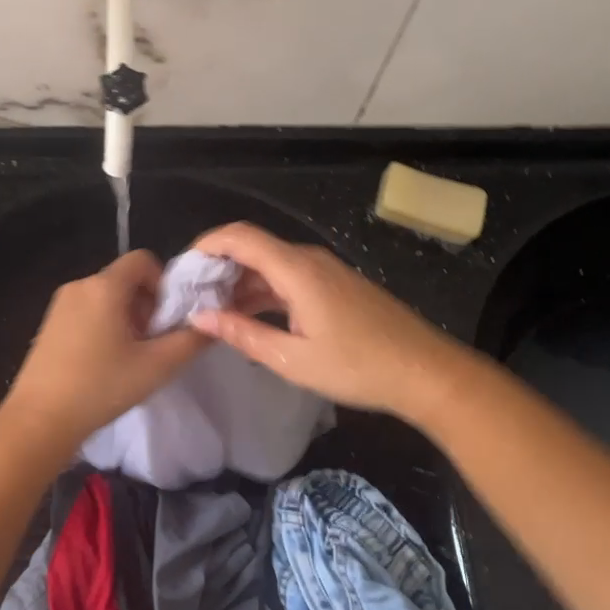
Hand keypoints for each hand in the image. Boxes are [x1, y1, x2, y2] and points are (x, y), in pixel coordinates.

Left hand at [0, 250, 208, 449]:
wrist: (39, 420)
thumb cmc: (100, 387)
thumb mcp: (156, 366)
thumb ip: (190, 341)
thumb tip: (210, 324)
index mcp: (104, 286)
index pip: (142, 259)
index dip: (163, 282)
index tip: (167, 318)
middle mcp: (80, 285)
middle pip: (124, 279)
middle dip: (146, 304)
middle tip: (152, 342)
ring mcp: (60, 303)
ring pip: (105, 296)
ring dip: (126, 317)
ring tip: (130, 356)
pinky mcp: (49, 323)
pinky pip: (86, 310)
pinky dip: (103, 325)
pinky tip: (104, 362)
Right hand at [187, 222, 479, 421]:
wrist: (427, 373)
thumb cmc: (358, 367)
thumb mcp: (293, 359)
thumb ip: (243, 334)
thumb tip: (200, 317)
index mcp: (297, 270)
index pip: (240, 236)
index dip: (207, 244)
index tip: (182, 269)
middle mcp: (309, 260)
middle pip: (253, 247)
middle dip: (218, 266)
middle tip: (191, 295)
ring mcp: (326, 271)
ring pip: (271, 263)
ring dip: (241, 280)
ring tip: (214, 309)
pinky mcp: (336, 285)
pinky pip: (289, 275)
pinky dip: (264, 289)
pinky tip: (251, 315)